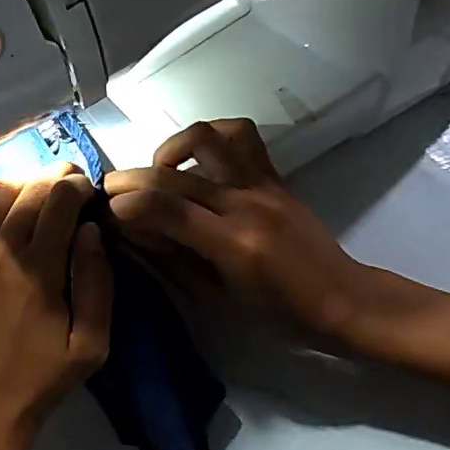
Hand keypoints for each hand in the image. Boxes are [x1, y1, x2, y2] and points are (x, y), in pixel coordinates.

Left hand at [0, 171, 112, 449]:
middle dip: (55, 178)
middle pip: (28, 189)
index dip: (77, 184)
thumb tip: (91, 229)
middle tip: (71, 187)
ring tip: (40, 200)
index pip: (58, 200)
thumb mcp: (91, 344)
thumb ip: (97, 281)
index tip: (89, 189)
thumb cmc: (40, 381)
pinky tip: (7, 219)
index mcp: (37, 271)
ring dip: (23, 187)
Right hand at [104, 119, 373, 344]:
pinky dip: (208, 135)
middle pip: (172, 175)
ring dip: (168, 149)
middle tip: (108, 191)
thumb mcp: (215, 300)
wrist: (344, 300)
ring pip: (205, 137)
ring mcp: (262, 183)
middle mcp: (246, 205)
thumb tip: (128, 229)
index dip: (125, 204)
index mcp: (233, 245)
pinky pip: (240, 134)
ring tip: (157, 172)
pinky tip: (194, 157)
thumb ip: (169, 260)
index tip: (105, 212)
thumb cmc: (278, 315)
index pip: (164, 208)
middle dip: (127, 179)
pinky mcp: (273, 174)